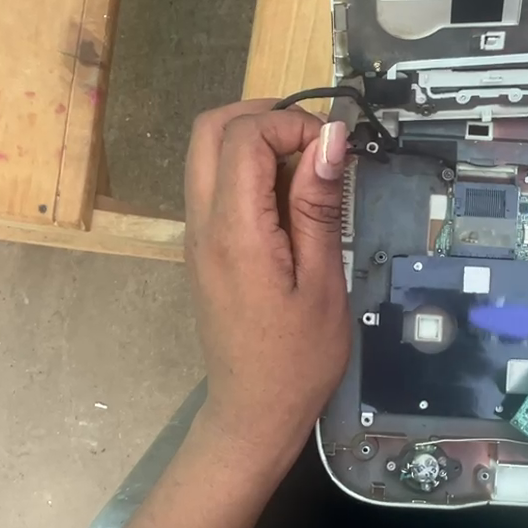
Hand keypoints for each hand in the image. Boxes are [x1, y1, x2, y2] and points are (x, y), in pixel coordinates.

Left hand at [183, 99, 350, 465]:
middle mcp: (202, 224)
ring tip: (306, 168)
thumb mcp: (323, 282)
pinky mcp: (201, 248)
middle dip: (263, 116)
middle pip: (209, 130)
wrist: (253, 410)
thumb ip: (319, 206)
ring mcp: (195, 235)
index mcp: (234, 232)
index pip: (244, 137)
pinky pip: (212, 184)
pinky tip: (287, 200)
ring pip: (205, 153)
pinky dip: (246, 170)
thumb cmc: (298, 359)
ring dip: (253, 141)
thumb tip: (330, 139)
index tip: (333, 150)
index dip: (291, 125)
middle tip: (313, 142)